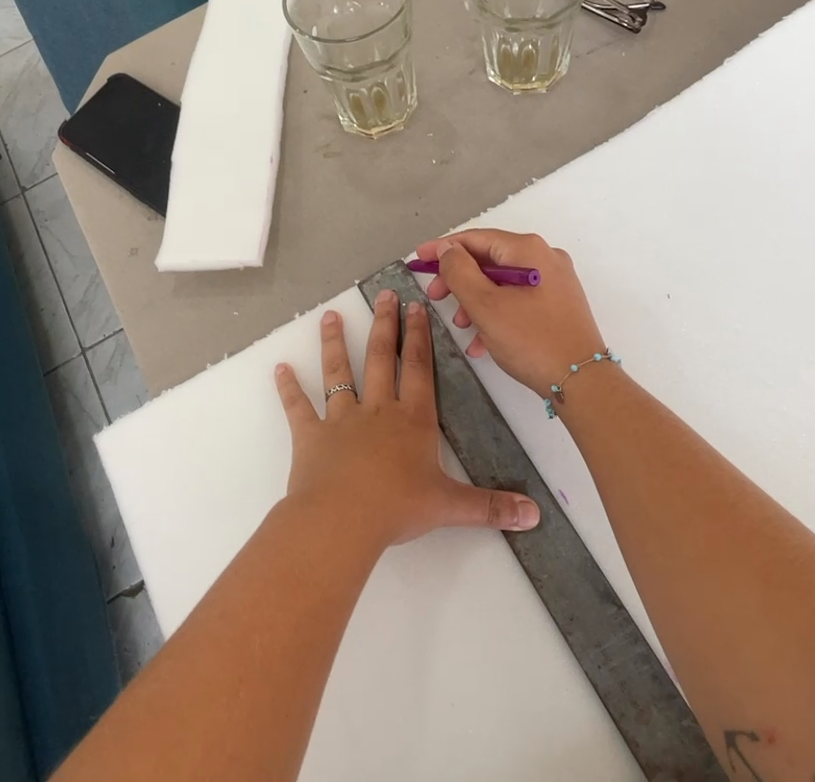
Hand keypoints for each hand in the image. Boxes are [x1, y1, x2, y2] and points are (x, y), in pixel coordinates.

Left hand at [274, 288, 541, 547]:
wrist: (343, 519)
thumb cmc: (398, 507)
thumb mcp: (450, 506)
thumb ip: (491, 508)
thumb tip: (535, 515)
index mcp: (412, 420)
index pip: (418, 369)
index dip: (419, 337)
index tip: (418, 307)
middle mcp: (377, 411)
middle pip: (381, 359)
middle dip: (385, 326)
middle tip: (384, 295)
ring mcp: (341, 420)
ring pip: (338, 373)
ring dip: (335, 344)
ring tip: (330, 316)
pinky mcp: (310, 436)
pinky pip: (298, 408)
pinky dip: (288, 389)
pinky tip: (280, 369)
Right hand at [413, 230, 605, 398]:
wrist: (581, 382)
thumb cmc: (531, 340)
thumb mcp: (485, 305)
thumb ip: (459, 272)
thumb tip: (447, 250)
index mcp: (528, 251)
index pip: (476, 239)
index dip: (443, 248)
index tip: (417, 259)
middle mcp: (545, 259)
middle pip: (489, 259)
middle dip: (458, 279)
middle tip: (435, 297)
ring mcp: (554, 282)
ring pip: (502, 283)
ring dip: (475, 301)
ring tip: (460, 325)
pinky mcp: (558, 305)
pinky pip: (517, 300)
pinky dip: (496, 314)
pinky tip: (481, 341)